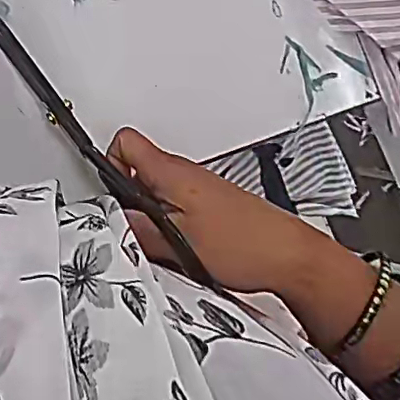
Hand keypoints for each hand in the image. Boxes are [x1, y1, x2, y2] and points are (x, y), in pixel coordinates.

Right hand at [106, 128, 350, 295]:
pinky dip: (172, 223)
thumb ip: (139, 229)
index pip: (125, 143)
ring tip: (166, 243)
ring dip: (151, 215)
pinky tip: (185, 248)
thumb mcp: (179, 244)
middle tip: (137, 227)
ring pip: (156, 190)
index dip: (109, 164)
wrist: (290, 255)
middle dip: (129, 200)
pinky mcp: (209, 203)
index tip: (109, 193)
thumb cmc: (247, 244)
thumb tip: (114, 220)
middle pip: (137, 169)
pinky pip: (176, 204)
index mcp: (171, 172)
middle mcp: (184, 172)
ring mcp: (198, 187)